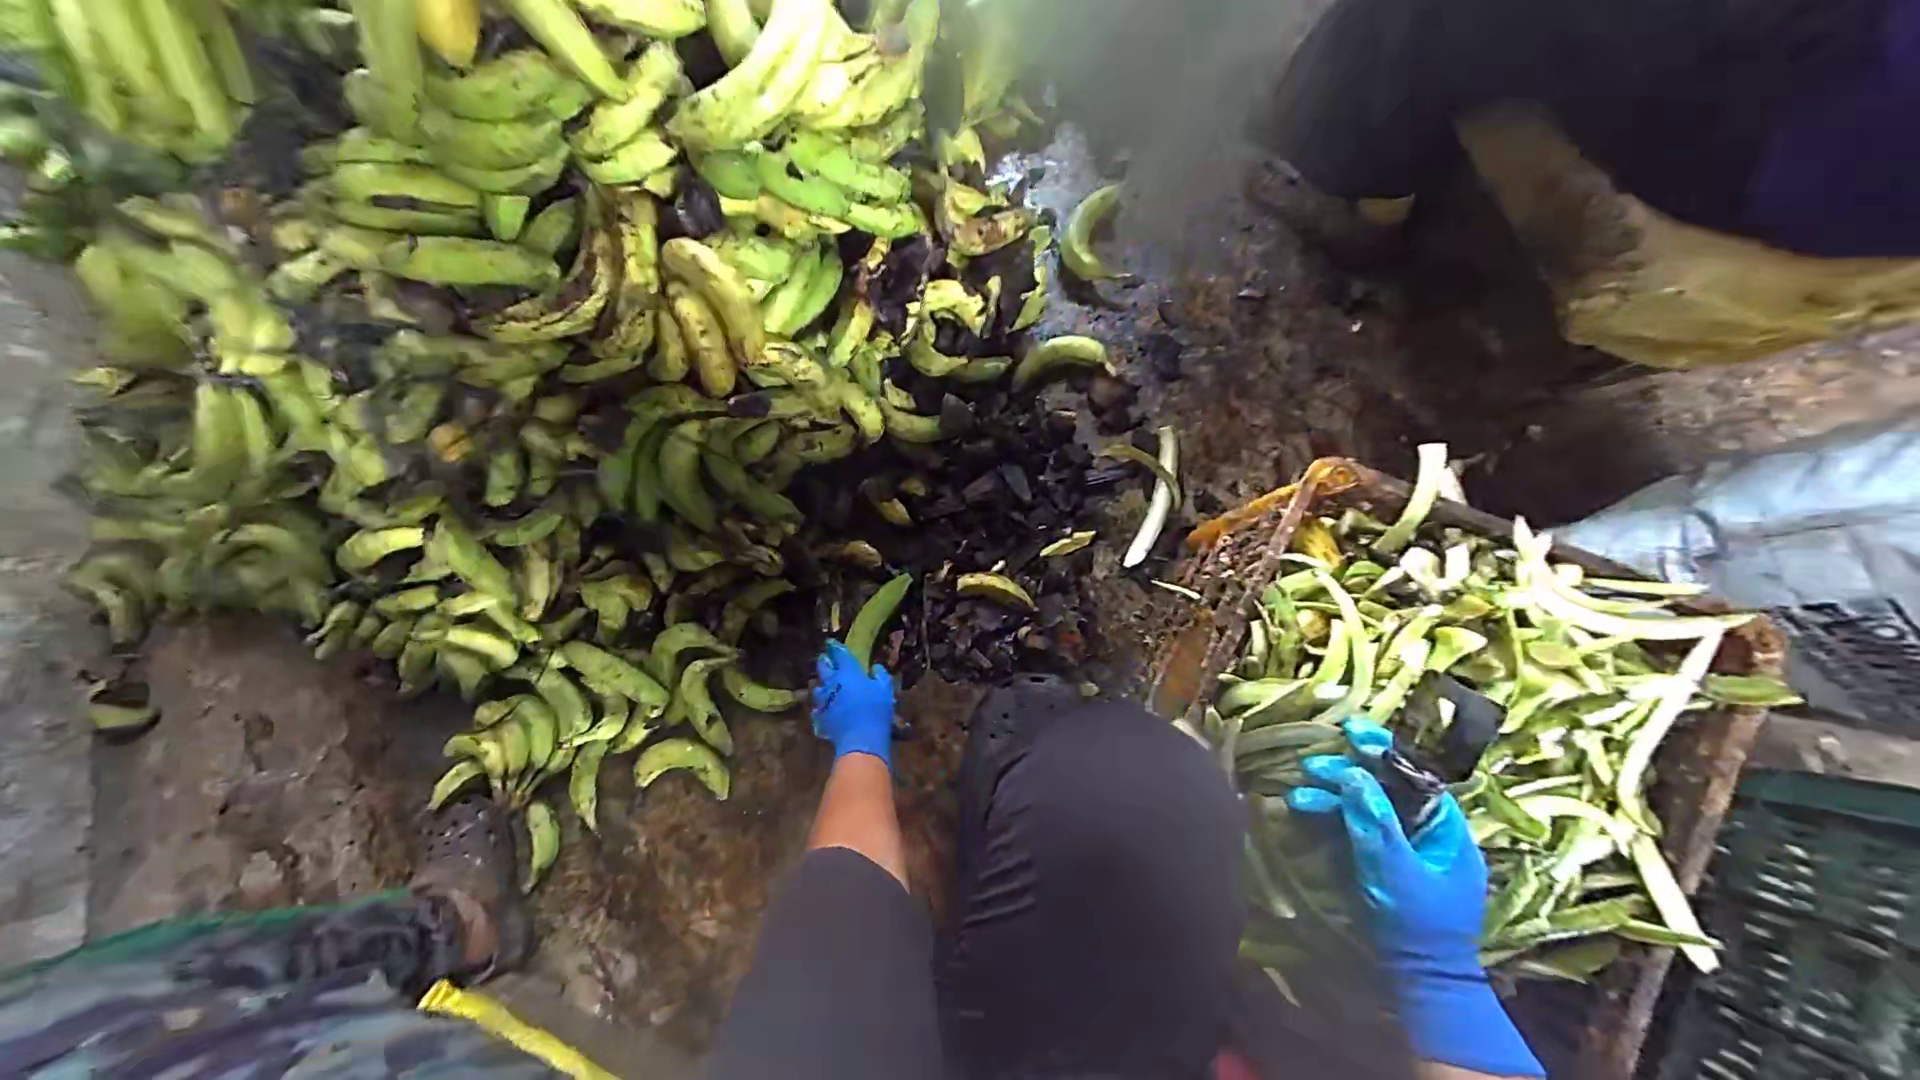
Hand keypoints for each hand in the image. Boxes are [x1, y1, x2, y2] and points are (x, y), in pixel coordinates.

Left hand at [811, 641, 896, 766]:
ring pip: (816, 687)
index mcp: (847, 672)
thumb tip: (875, 668)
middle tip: (826, 660)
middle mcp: (831, 682)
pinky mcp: (820, 717)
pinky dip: (820, 706)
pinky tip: (824, 708)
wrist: (861, 739)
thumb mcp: (885, 690)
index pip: (838, 654)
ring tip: (824, 684)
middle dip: (824, 662)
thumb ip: (880, 675)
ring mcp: (823, 700)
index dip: (835, 647)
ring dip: (820, 684)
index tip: (831, 643)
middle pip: (823, 667)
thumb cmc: (875, 710)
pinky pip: (818, 708)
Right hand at [1287, 718, 1486, 968]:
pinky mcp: (1379, 850)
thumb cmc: (1416, 923)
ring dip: (1333, 791)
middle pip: (1386, 781)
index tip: (1352, 729)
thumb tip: (1354, 774)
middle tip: (1313, 763)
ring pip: (1365, 799)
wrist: (1418, 976)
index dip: (1385, 747)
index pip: (1416, 773)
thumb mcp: (1395, 871)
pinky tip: (1303, 806)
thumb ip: (1375, 821)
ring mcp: (1401, 838)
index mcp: (1445, 826)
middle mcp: (1425, 825)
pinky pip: (1353, 819)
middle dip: (1349, 769)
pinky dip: (1330, 810)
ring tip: (1301, 788)